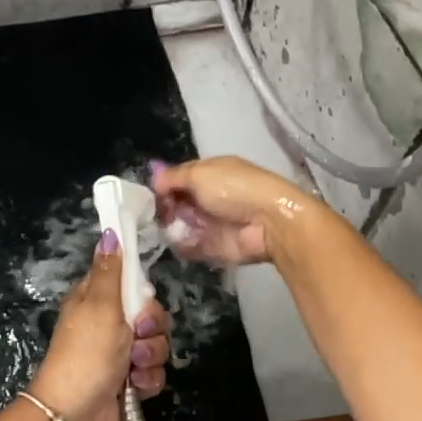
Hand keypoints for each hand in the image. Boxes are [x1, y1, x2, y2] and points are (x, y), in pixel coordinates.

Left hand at [28, 230, 170, 420]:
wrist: (76, 414)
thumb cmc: (86, 353)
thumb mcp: (99, 305)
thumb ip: (110, 270)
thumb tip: (110, 232)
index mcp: (95, 298)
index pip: (128, 279)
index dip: (141, 289)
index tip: (142, 300)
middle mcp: (107, 322)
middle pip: (149, 312)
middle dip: (152, 327)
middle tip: (138, 335)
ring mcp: (118, 352)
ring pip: (156, 343)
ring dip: (151, 356)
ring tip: (134, 367)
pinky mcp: (129, 380)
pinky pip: (153, 371)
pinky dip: (148, 379)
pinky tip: (136, 387)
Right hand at [148, 156, 316, 266]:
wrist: (269, 222)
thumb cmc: (233, 189)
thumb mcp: (198, 173)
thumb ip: (172, 177)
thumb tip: (154, 180)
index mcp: (209, 173)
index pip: (178, 178)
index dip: (163, 185)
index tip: (152, 195)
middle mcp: (209, 197)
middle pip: (176, 203)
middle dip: (164, 208)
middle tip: (158, 214)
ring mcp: (211, 223)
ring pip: (180, 225)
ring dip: (171, 227)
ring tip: (168, 228)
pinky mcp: (214, 246)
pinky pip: (190, 246)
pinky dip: (181, 245)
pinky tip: (177, 241)